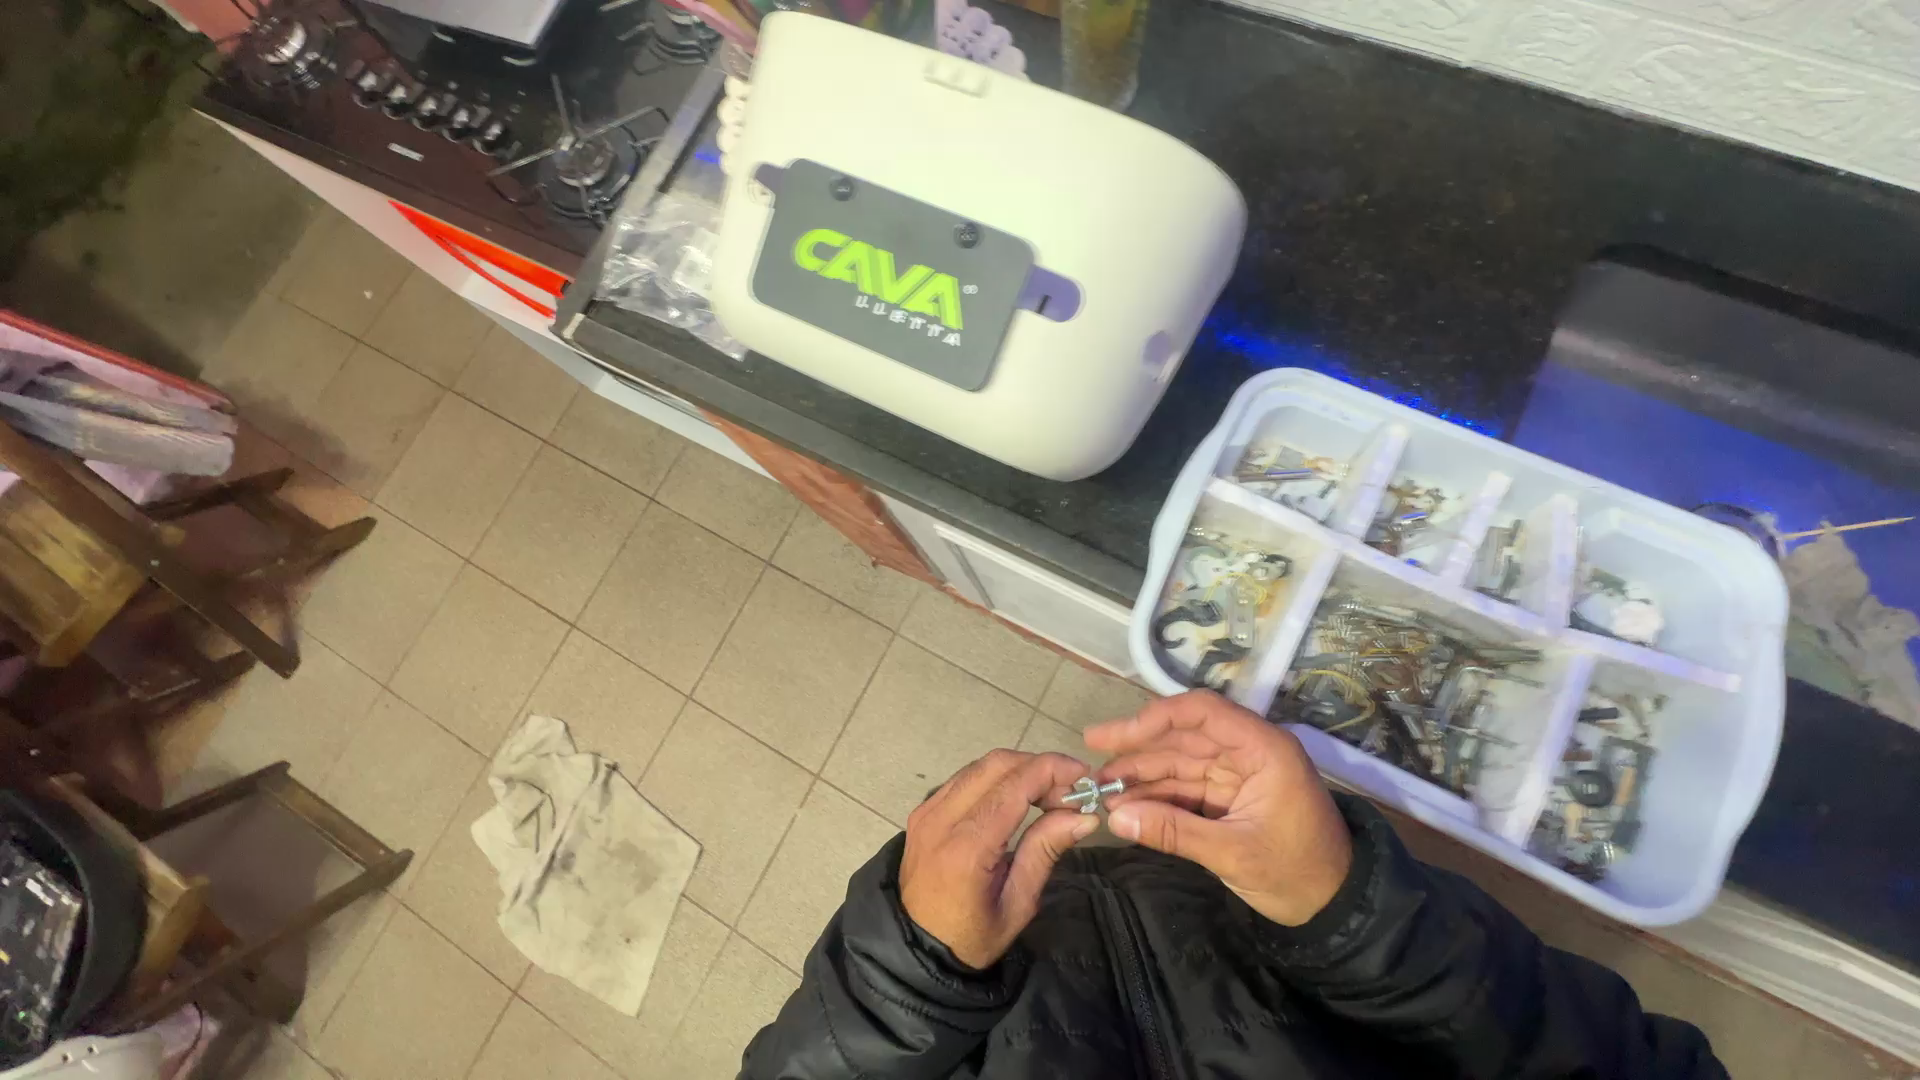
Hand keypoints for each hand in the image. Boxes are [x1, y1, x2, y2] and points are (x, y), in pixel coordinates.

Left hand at [901, 749, 1100, 968]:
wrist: (914, 951)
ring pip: (980, 765)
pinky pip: (965, 777)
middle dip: (1039, 766)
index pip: (1014, 785)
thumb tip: (1084, 816)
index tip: (1083, 776)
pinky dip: (996, 777)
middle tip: (1068, 789)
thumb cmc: (971, 938)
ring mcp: (927, 810)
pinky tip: (1017, 797)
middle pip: (996, 764)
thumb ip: (1045, 851)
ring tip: (1048, 794)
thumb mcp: (1017, 904)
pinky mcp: (922, 811)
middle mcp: (941, 818)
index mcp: (966, 847)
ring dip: (1018, 768)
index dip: (1052, 770)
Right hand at [1088, 690, 1353, 926]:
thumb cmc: (1298, 873)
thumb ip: (1174, 832)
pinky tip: (1124, 804)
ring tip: (1099, 787)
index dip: (1156, 717)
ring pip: (1177, 760)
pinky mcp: (1225, 795)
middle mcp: (1245, 751)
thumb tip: (1113, 819)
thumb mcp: (1235, 853)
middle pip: (1182, 734)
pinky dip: (1154, 795)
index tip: (1118, 736)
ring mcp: (1234, 772)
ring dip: (1139, 773)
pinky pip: (1182, 786)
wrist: (1337, 909)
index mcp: (1262, 748)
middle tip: (1091, 751)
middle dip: (1136, 745)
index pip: (1202, 712)